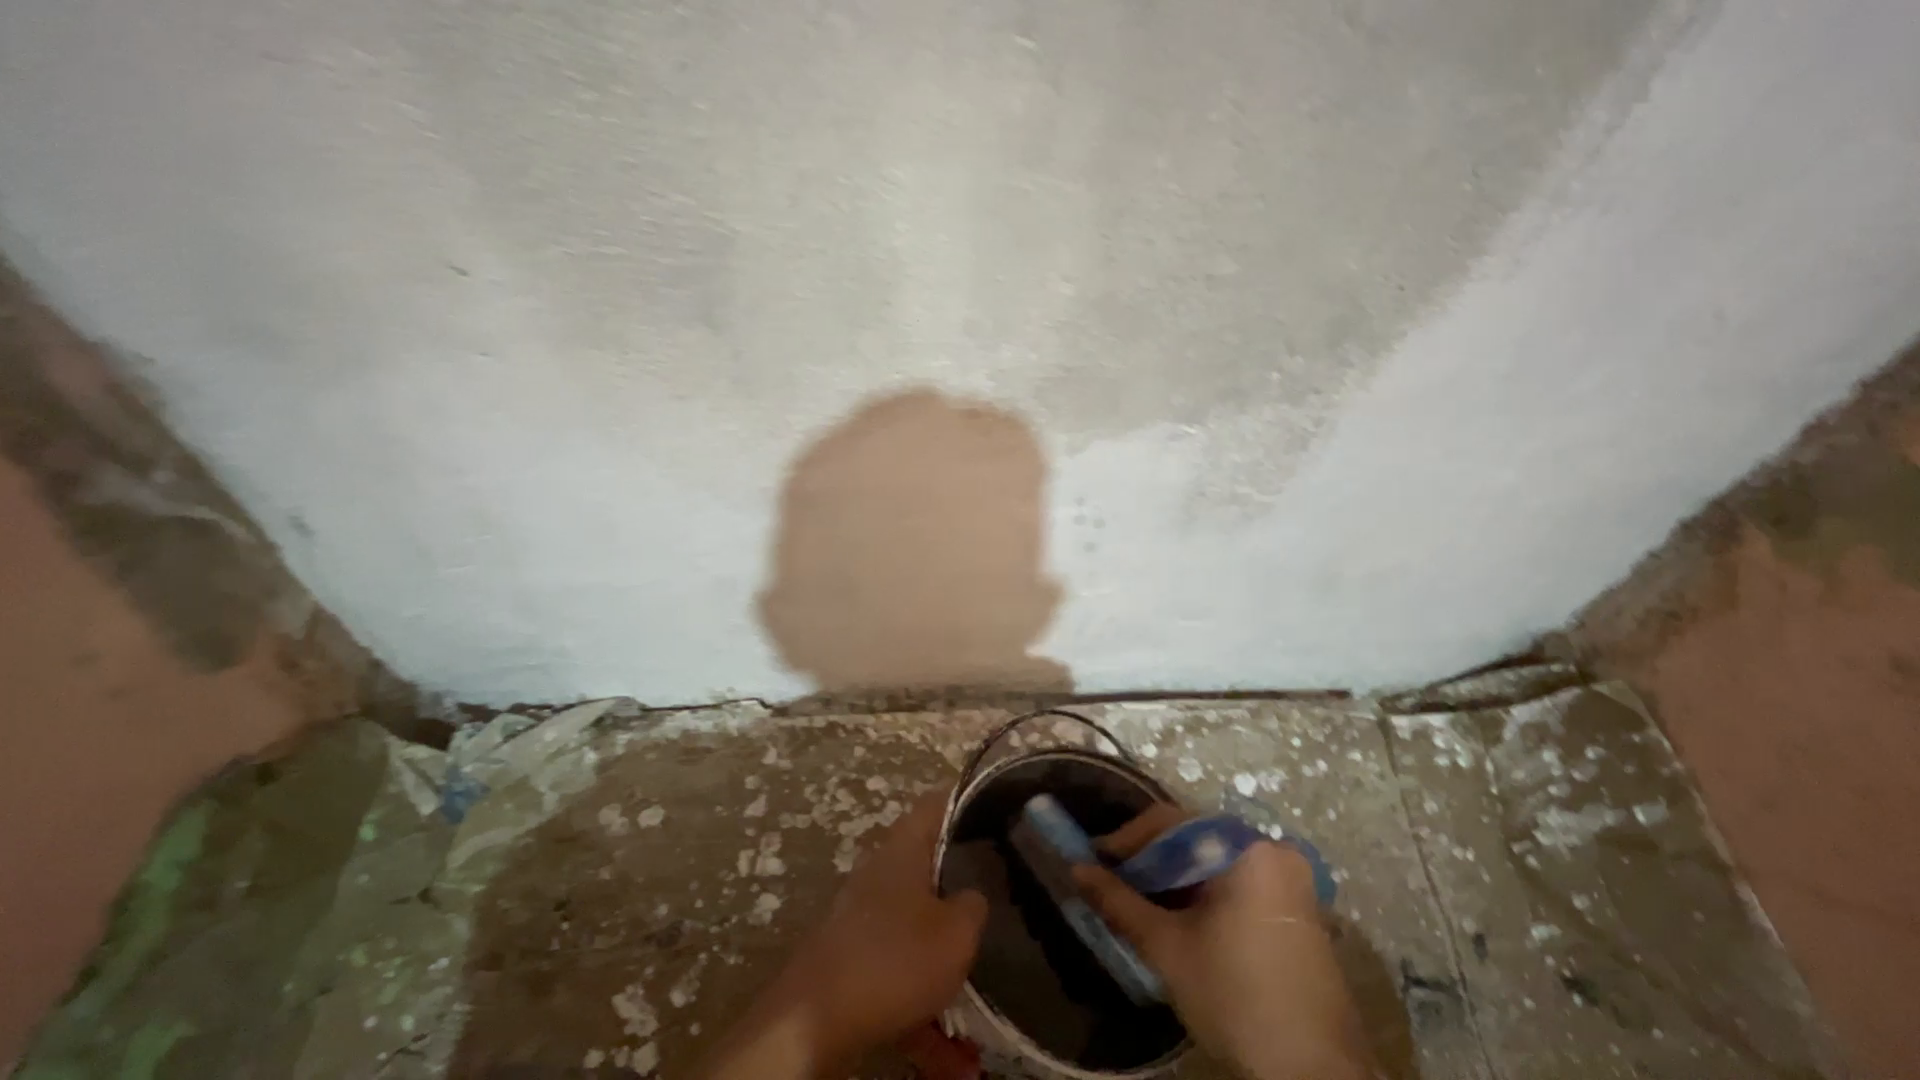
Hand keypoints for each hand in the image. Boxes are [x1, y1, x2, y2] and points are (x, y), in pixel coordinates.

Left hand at [698, 794, 987, 1078]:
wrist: (812, 1022)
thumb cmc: (893, 961)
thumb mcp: (955, 933)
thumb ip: (973, 906)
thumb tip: (971, 895)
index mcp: (901, 852)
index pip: (934, 804)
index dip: (963, 798)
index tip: (994, 803)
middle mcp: (877, 876)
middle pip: (925, 867)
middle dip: (959, 886)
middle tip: (997, 894)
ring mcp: (860, 921)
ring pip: (915, 935)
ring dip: (944, 968)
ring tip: (979, 1007)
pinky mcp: (849, 964)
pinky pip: (898, 980)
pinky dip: (923, 1012)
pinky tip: (951, 1062)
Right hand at [1073, 805, 1376, 1079]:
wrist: (1312, 1070)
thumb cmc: (1234, 995)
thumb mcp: (1166, 947)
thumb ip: (1118, 901)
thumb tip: (1077, 869)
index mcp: (1246, 847)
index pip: (1170, 823)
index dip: (1125, 841)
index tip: (1092, 863)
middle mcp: (1273, 851)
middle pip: (1195, 839)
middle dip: (1149, 862)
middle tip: (1111, 886)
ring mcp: (1291, 880)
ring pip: (1215, 863)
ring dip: (1174, 880)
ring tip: (1137, 906)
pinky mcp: (1297, 909)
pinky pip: (1238, 883)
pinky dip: (1204, 895)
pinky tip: (1179, 922)